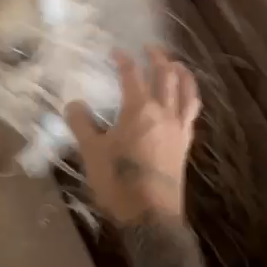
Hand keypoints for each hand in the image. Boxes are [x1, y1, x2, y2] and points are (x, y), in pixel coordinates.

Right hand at [65, 46, 201, 224]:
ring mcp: (178, 129)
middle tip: (149, 48)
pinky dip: (189, 98)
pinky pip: (191, 113)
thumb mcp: (91, 151)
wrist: (150, 218)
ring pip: (186, 92)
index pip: (132, 74)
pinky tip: (184, 100)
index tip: (114, 51)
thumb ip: (82, 123)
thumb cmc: (118, 181)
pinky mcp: (185, 145)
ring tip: (176, 65)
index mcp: (139, 109)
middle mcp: (163, 113)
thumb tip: (74, 104)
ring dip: (182, 74)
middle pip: (166, 76)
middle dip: (158, 58)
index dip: (123, 59)